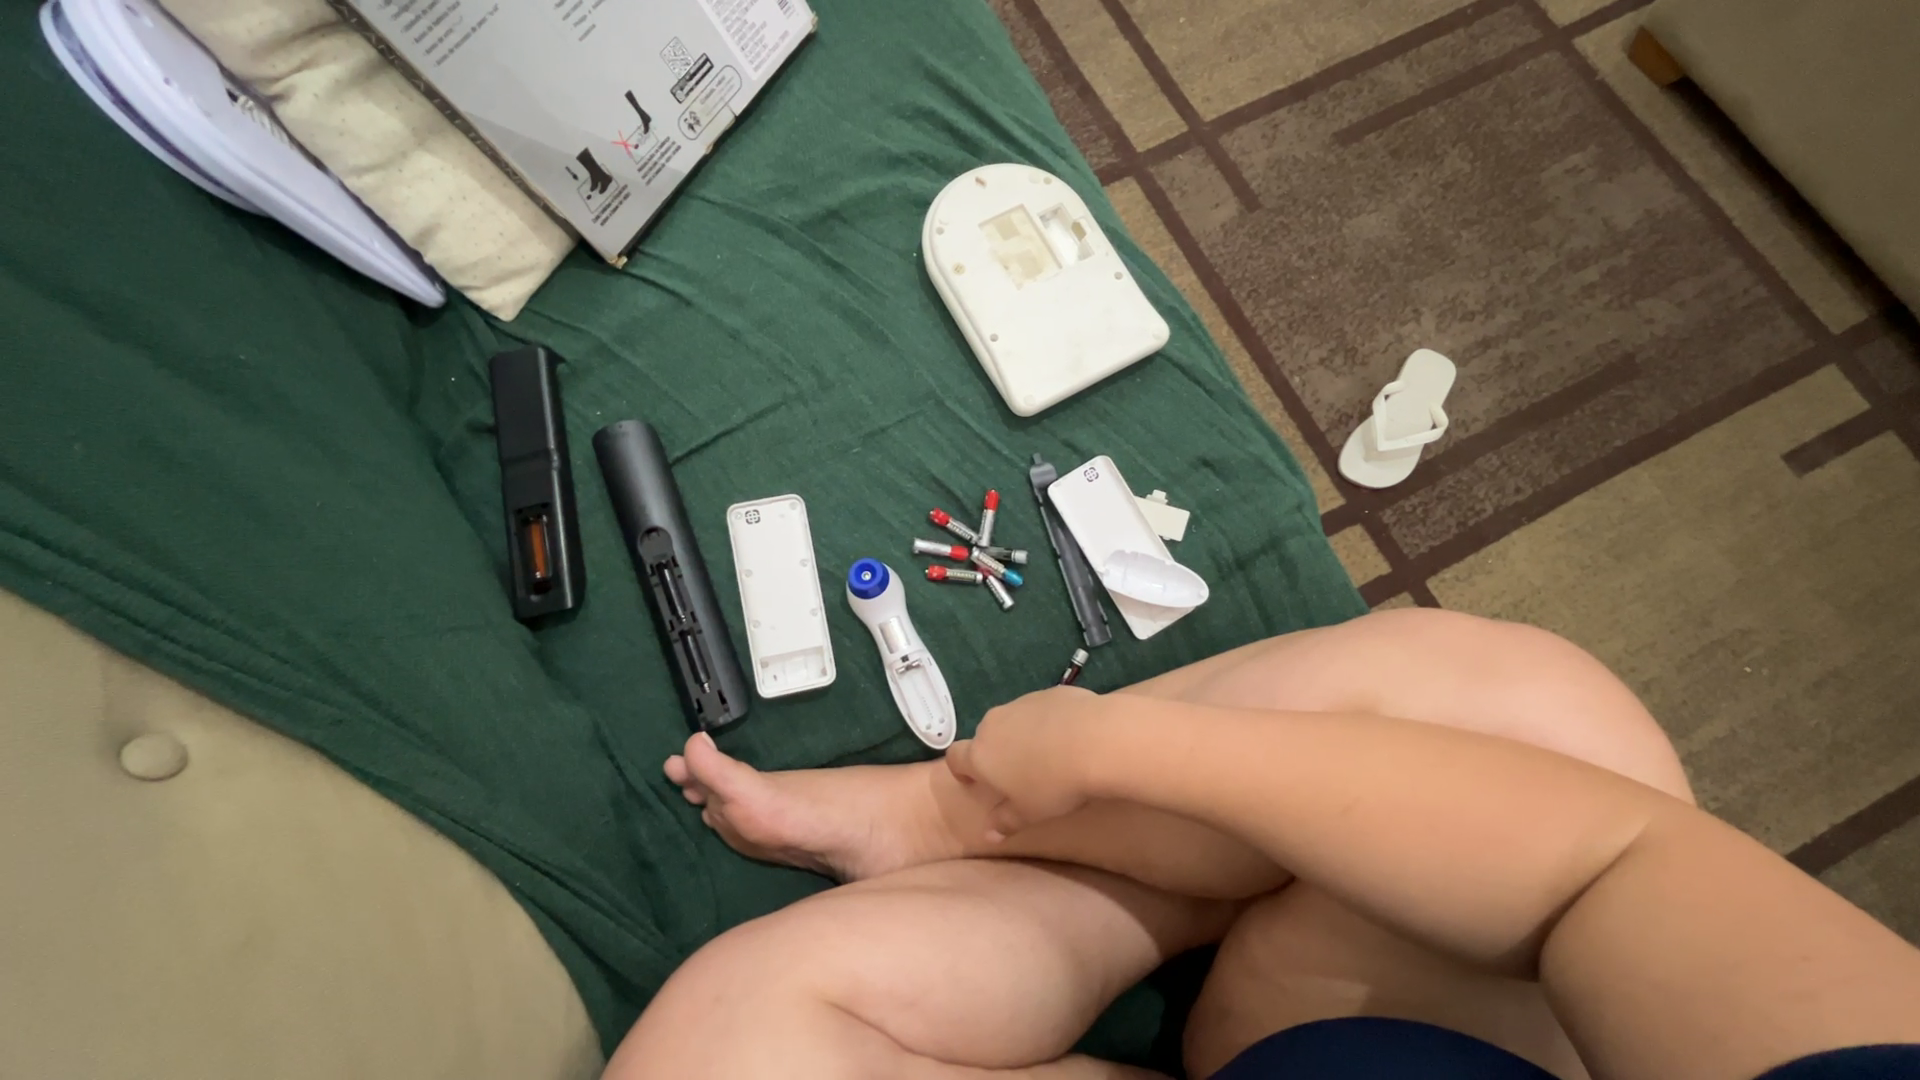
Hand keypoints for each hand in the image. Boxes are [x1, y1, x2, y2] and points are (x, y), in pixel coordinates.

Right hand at [944, 685, 1108, 839]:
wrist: (1095, 739)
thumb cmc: (1054, 784)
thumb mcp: (1030, 813)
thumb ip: (1005, 822)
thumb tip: (989, 835)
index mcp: (982, 754)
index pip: (955, 757)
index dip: (961, 770)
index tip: (974, 782)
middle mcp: (994, 723)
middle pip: (986, 737)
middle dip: (997, 753)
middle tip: (1018, 774)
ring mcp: (1021, 703)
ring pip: (1013, 720)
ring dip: (1022, 735)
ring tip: (1049, 755)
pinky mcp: (1049, 692)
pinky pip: (1040, 709)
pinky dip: (1048, 721)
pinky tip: (1071, 736)